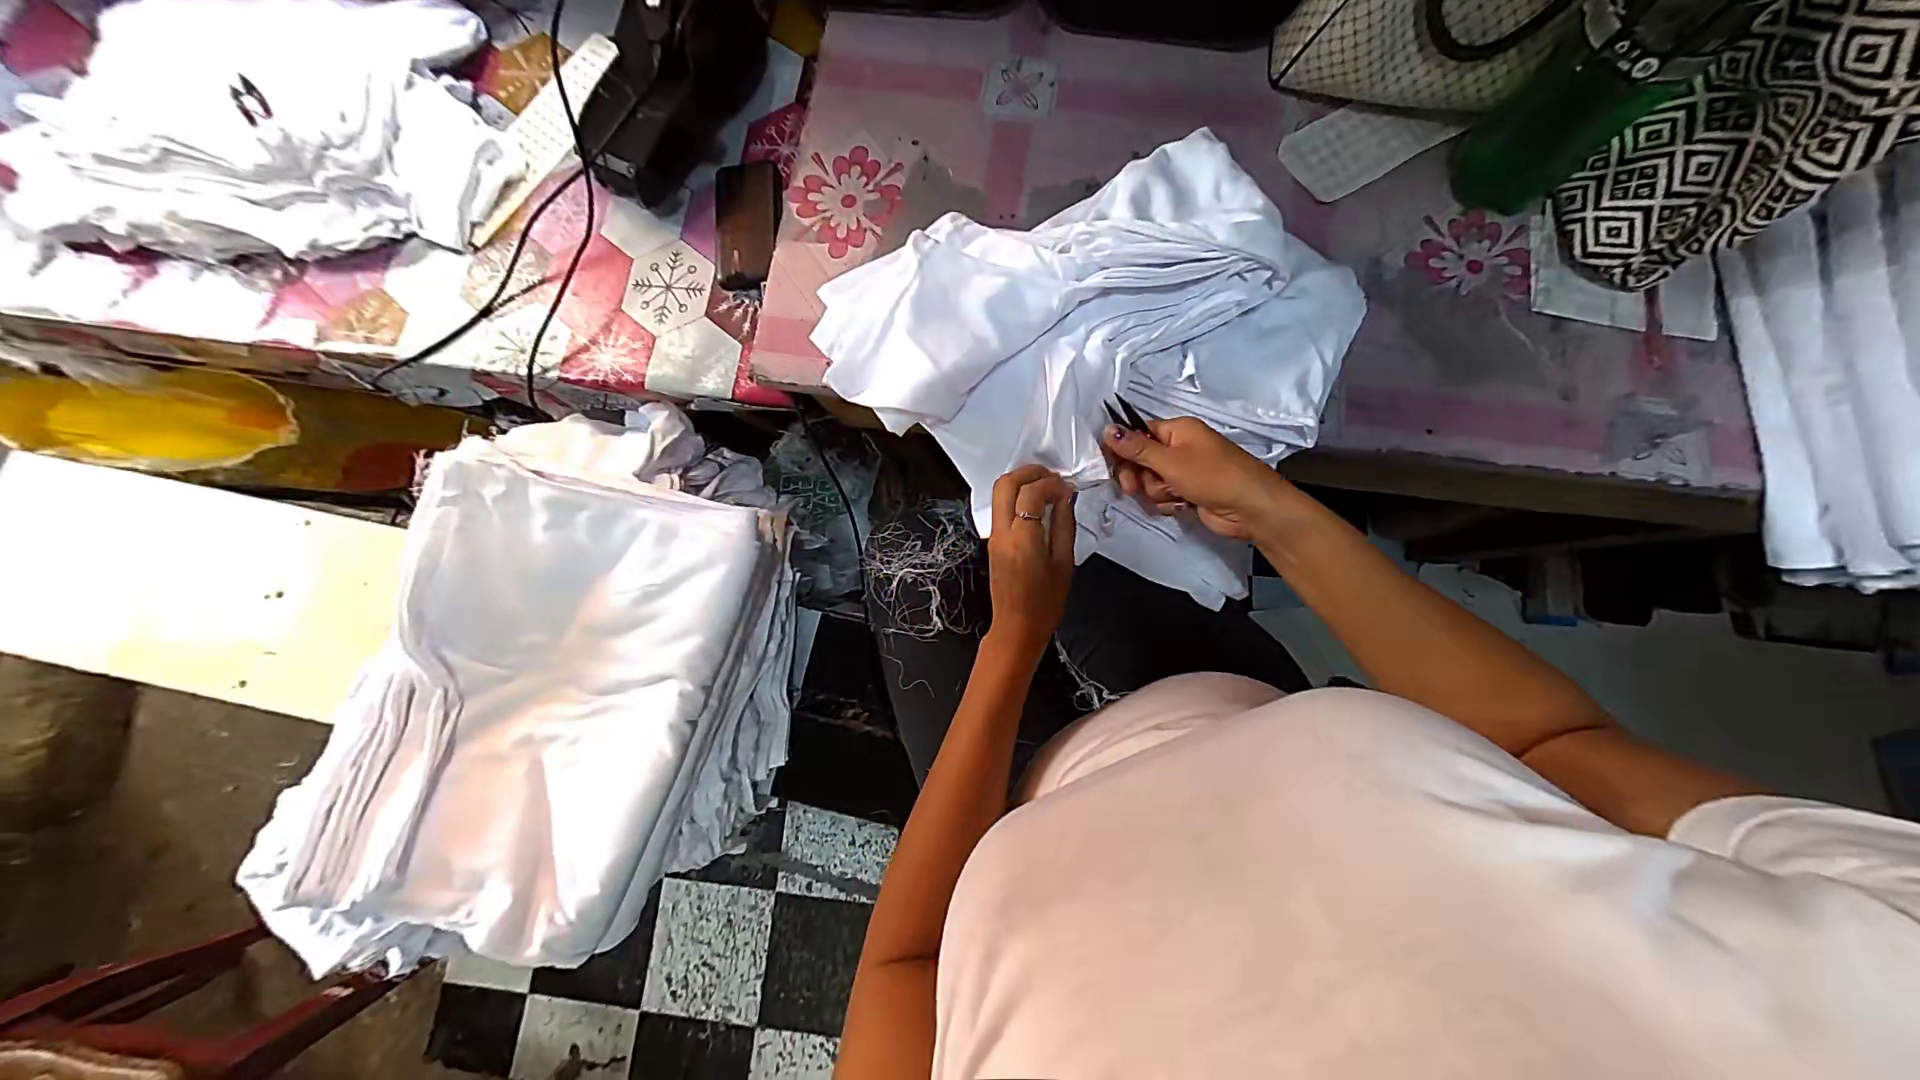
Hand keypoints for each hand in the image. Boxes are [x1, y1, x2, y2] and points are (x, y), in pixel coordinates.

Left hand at [986, 464, 1076, 653]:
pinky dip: (1017, 497)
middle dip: (1029, 472)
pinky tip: (1037, 505)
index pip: (1030, 493)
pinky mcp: (992, 542)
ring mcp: (993, 537)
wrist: (1017, 627)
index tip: (1067, 488)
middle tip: (1052, 477)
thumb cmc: (1046, 602)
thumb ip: (1063, 525)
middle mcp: (1002, 533)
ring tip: (1046, 488)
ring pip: (999, 494)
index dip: (1050, 483)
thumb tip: (1065, 497)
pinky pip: (1000, 509)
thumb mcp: (1064, 563)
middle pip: (1005, 484)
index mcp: (1022, 539)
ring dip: (1021, 482)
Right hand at [1102, 417, 1296, 540]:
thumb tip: (1108, 429)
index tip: (1109, 464)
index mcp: (1178, 430)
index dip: (1121, 448)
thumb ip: (1136, 448)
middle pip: (1140, 459)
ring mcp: (1183, 471)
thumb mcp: (1171, 461)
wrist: (1251, 508)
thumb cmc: (1213, 476)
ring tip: (1174, 494)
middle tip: (1132, 488)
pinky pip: (1162, 495)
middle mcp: (1179, 447)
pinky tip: (1181, 504)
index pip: (1138, 432)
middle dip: (1136, 475)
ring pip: (1149, 481)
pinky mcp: (1187, 492)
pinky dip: (1167, 502)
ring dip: (1156, 491)